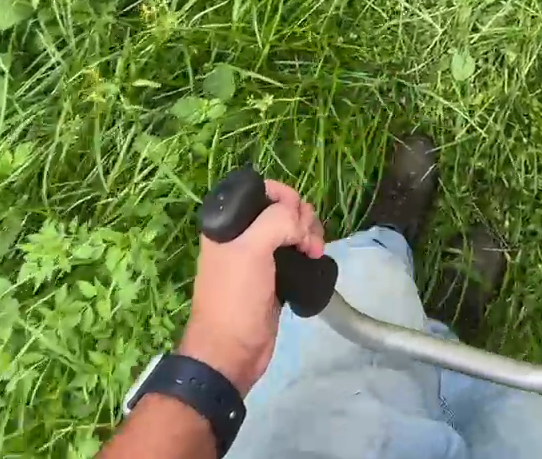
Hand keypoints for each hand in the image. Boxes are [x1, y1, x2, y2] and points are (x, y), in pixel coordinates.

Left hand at [176, 179, 324, 394]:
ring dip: (311, 233)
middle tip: (305, 242)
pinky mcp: (275, 273)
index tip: (294, 218)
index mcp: (227, 222)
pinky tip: (315, 258)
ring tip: (314, 252)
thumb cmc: (236, 297)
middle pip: (284, 206)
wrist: (232, 353)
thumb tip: (301, 223)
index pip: (262, 189)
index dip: (284, 197)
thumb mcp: (251, 249)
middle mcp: (243, 233)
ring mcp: (260, 254)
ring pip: (295, 226)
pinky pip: (298, 247)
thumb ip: (277, 220)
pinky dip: (310, 247)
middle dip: (302, 217)